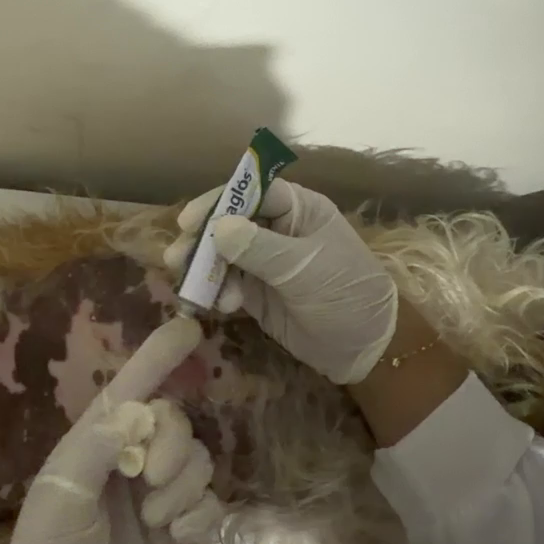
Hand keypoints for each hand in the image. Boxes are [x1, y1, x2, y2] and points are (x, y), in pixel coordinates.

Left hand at [0, 317, 224, 543]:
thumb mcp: (61, 493)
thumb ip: (98, 444)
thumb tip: (139, 408)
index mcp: (93, 444)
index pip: (131, 389)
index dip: (157, 357)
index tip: (189, 326)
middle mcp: (128, 461)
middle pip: (175, 421)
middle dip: (171, 443)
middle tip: (148, 480)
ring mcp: (158, 497)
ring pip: (198, 459)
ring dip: (183, 485)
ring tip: (153, 521)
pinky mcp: (183, 533)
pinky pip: (212, 501)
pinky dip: (200, 514)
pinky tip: (176, 538)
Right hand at [164, 179, 397, 383]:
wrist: (366, 351)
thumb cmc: (347, 296)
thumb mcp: (306, 270)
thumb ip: (260, 248)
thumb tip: (219, 227)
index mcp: (299, 211)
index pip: (253, 192)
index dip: (219, 202)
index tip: (189, 220)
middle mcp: (278, 230)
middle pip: (230, 222)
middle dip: (203, 239)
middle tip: (177, 258)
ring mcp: (265, 262)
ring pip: (222, 254)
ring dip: (204, 268)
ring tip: (191, 286)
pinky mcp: (256, 291)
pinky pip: (225, 282)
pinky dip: (216, 291)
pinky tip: (219, 306)